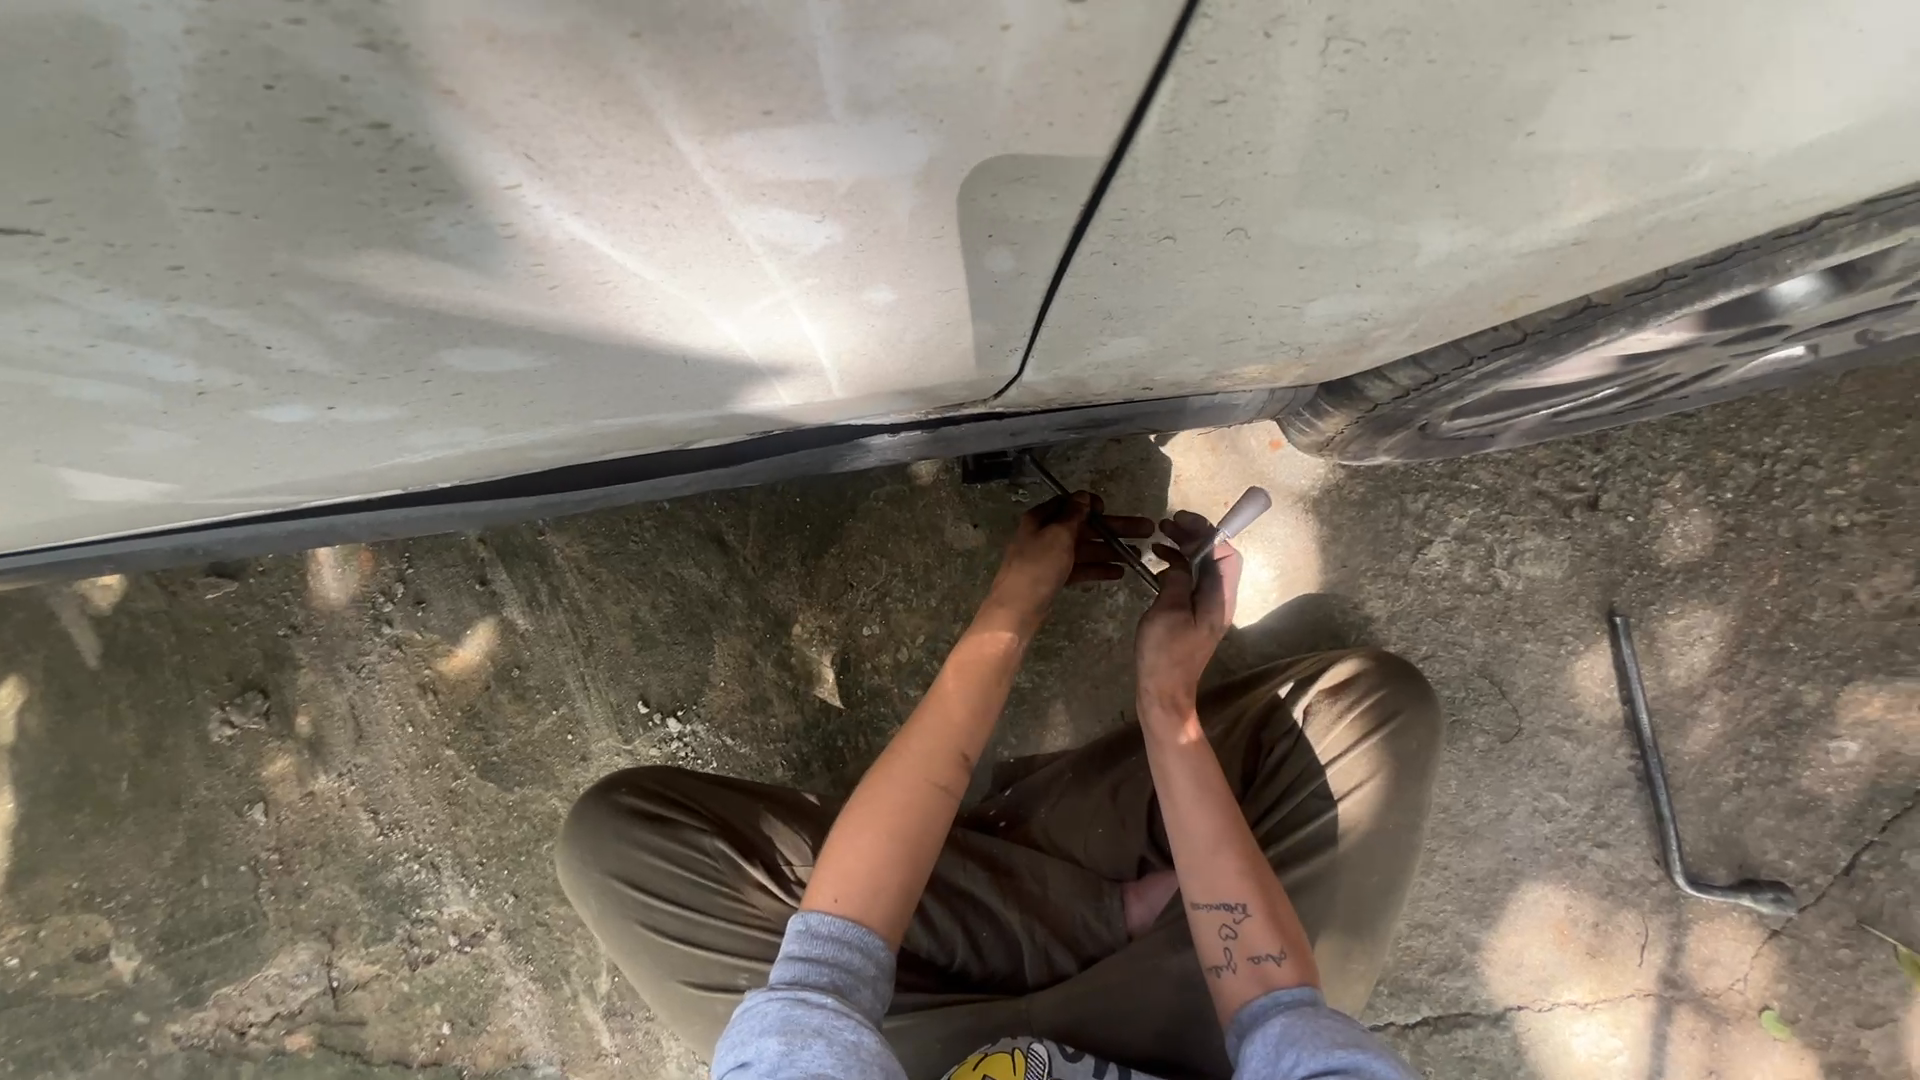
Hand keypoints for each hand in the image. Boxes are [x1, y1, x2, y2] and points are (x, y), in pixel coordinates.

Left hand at [983, 492, 1154, 628]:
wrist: (1017, 608)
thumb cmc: (1037, 566)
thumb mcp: (1057, 535)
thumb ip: (1073, 515)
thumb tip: (1083, 496)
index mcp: (1041, 519)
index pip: (1069, 504)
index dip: (1090, 505)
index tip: (1108, 510)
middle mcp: (1045, 535)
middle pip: (1084, 527)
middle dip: (1113, 529)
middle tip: (1145, 530)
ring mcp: (1050, 558)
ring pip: (1085, 549)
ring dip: (1110, 550)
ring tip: (1137, 555)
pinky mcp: (1055, 578)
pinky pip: (1080, 568)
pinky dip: (1098, 568)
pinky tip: (1119, 572)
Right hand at [1135, 510, 1242, 719]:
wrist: (1164, 691)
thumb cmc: (1165, 652)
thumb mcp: (1168, 610)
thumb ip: (1178, 579)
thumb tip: (1182, 561)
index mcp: (1219, 599)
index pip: (1226, 554)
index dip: (1207, 532)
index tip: (1181, 520)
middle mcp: (1220, 601)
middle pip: (1216, 558)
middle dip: (1195, 536)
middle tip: (1167, 524)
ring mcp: (1207, 610)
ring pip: (1203, 568)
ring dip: (1185, 549)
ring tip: (1160, 538)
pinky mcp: (1194, 617)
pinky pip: (1192, 582)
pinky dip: (1179, 567)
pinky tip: (1160, 563)